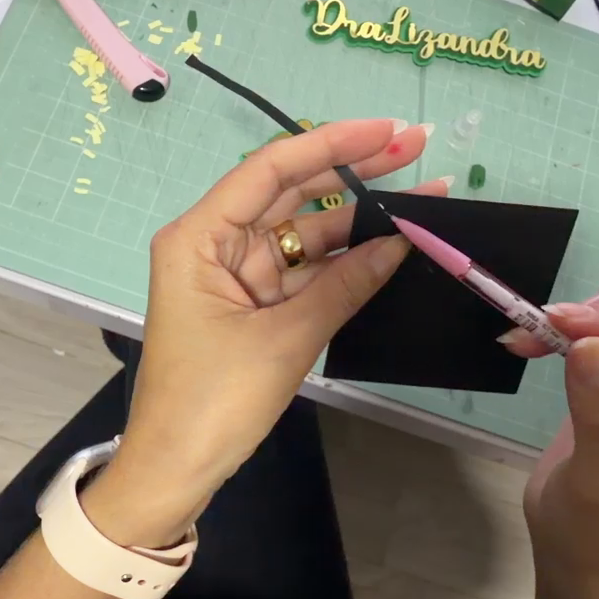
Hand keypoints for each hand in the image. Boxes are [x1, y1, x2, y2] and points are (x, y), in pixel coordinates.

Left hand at [86, 119, 442, 543]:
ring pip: (304, 234)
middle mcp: (215, 244)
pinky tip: (389, 246)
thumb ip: (344, 286)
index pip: (271, 169)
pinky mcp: (253, 306)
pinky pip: (304, 273)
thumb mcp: (284, 339)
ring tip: (422, 197)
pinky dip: (343, 264)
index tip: (389, 129)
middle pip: (290, 193)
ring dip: (358, 220)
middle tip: (418, 147)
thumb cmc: (214, 401)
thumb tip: (400, 242)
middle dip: (354, 170)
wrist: (177, 468)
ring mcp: (236, 276)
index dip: (333, 143)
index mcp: (199, 236)